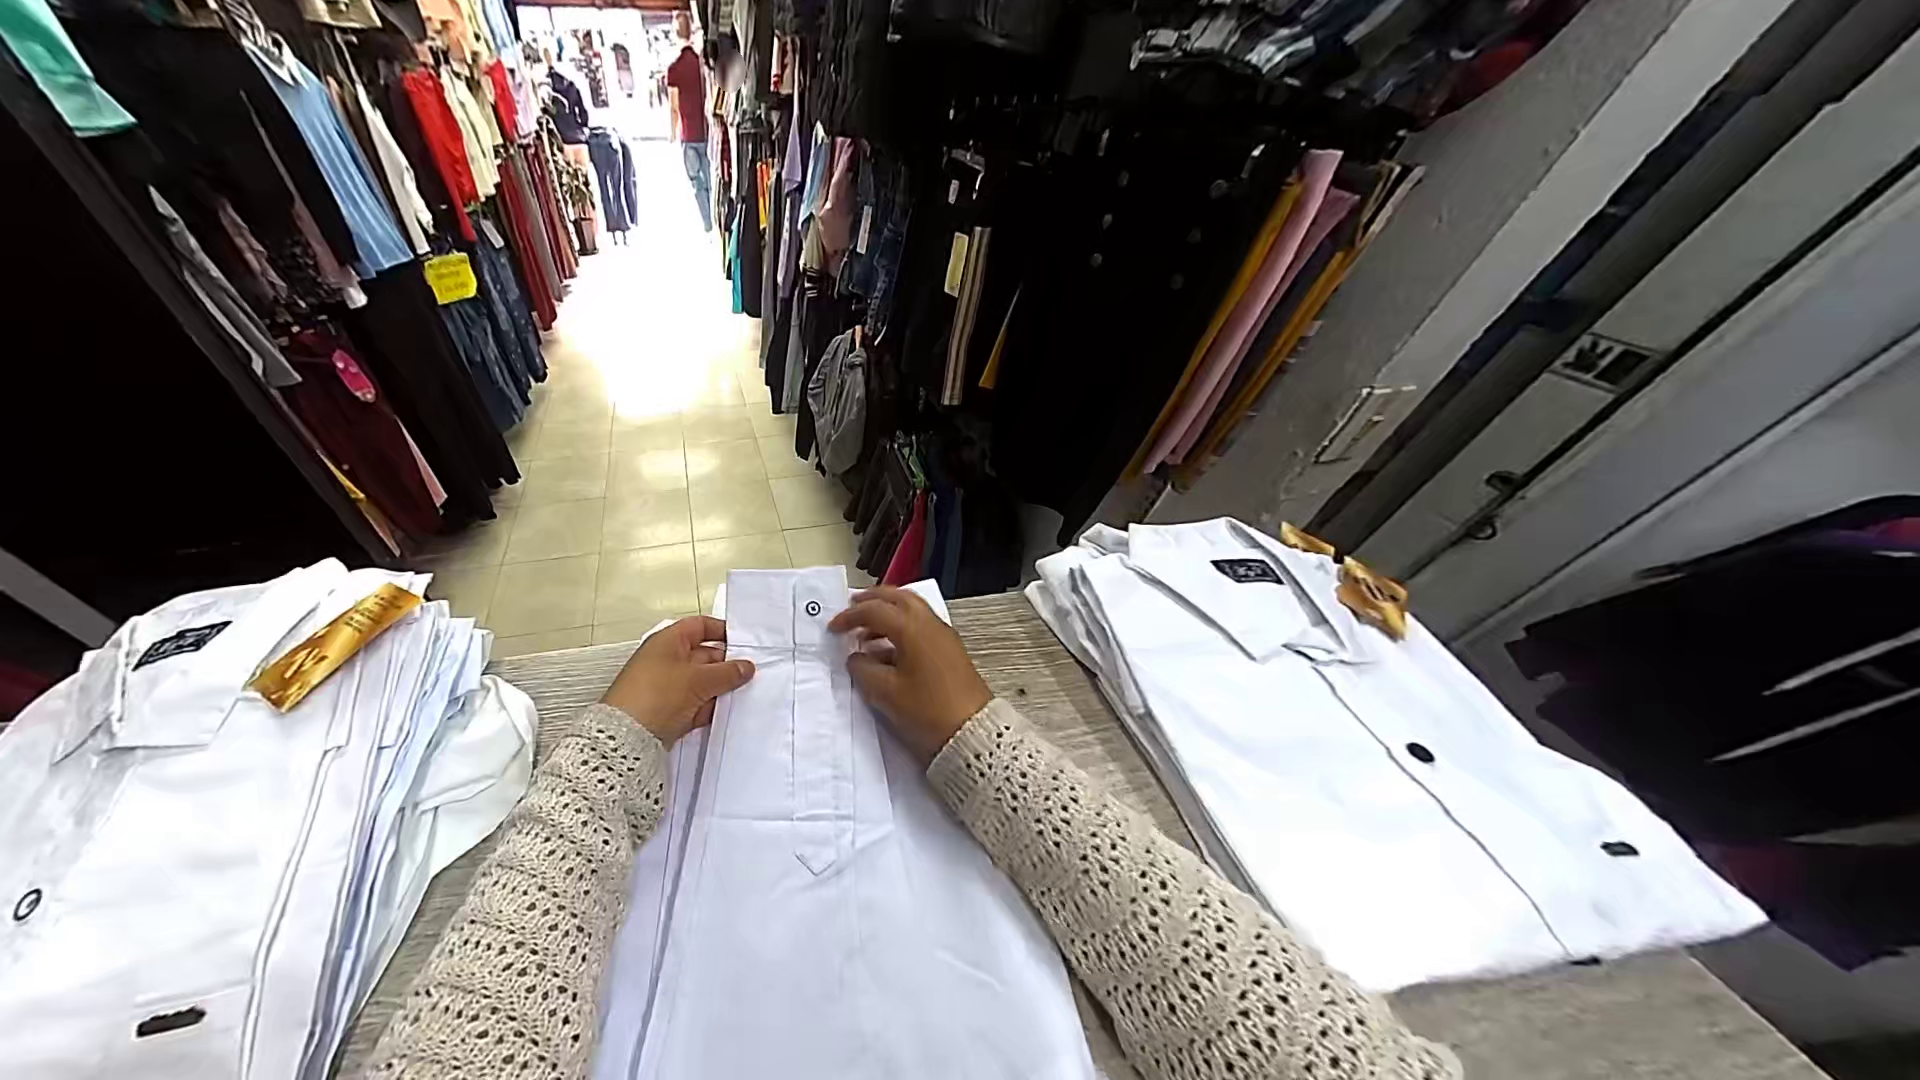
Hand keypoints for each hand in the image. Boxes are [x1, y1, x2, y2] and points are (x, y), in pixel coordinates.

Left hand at [600, 616, 754, 744]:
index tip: (742, 642)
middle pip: (704, 655)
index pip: (700, 626)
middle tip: (745, 673)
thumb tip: (744, 667)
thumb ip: (728, 672)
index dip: (721, 631)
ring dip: (718, 688)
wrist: (625, 739)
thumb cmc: (651, 698)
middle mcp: (665, 660)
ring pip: (702, 681)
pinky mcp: (667, 709)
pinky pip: (695, 702)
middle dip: (725, 665)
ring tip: (734, 694)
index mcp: (668, 642)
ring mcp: (666, 685)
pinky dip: (707, 706)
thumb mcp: (699, 679)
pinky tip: (718, 712)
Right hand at [829, 587, 991, 763]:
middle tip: (852, 607)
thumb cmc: (927, 710)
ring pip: (912, 609)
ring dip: (888, 612)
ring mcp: (943, 634)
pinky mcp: (950, 648)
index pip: (875, 610)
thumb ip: (863, 669)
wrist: (972, 731)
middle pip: (898, 597)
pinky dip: (902, 626)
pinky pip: (921, 624)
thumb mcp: (885, 692)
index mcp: (912, 628)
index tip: (833, 629)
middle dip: (872, 600)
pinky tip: (888, 648)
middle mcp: (930, 623)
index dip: (850, 616)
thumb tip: (857, 658)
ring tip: (866, 631)